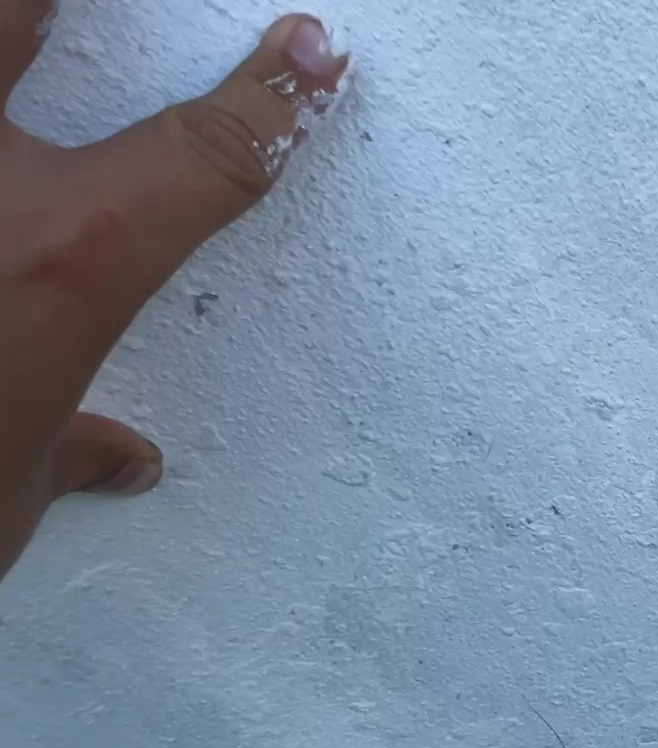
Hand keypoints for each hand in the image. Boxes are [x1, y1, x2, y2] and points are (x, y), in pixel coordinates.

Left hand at [0, 4, 349, 575]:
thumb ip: (70, 444)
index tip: (313, 53)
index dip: (274, 98)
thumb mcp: (15, 477)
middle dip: (64, 5)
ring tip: (20, 59)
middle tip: (95, 11)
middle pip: (20, 14)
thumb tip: (113, 451)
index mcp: (70, 250)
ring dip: (2, 45)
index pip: (213, 155)